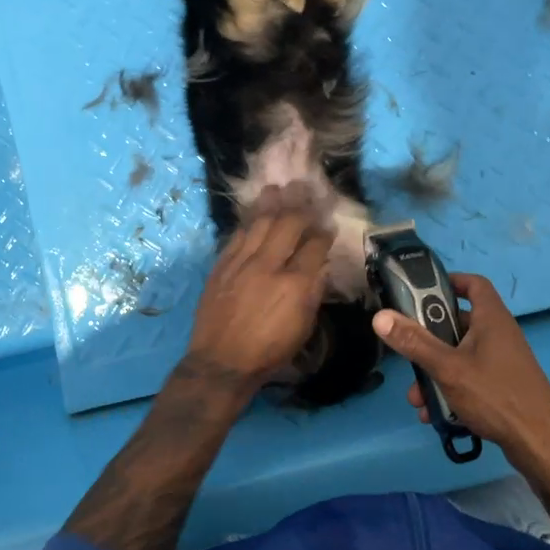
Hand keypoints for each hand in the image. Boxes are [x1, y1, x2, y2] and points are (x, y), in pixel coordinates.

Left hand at [185, 184, 332, 388]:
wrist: (221, 361)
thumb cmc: (269, 351)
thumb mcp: (303, 326)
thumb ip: (313, 291)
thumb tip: (319, 265)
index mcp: (295, 283)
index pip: (314, 245)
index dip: (324, 231)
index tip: (328, 224)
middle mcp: (268, 265)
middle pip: (287, 223)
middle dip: (300, 205)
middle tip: (305, 189)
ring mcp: (241, 262)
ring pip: (259, 223)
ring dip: (270, 203)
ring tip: (277, 187)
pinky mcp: (221, 265)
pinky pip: (237, 235)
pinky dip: (248, 222)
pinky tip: (253, 214)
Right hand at [371, 273, 549, 446]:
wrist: (540, 445)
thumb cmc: (495, 396)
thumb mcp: (448, 368)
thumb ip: (414, 343)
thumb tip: (380, 316)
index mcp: (492, 320)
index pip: (474, 284)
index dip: (450, 281)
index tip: (422, 291)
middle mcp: (500, 335)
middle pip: (459, 324)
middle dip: (429, 340)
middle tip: (408, 353)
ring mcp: (504, 362)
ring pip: (461, 356)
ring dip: (435, 373)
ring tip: (417, 398)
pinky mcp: (504, 386)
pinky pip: (471, 378)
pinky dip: (452, 389)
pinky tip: (436, 414)